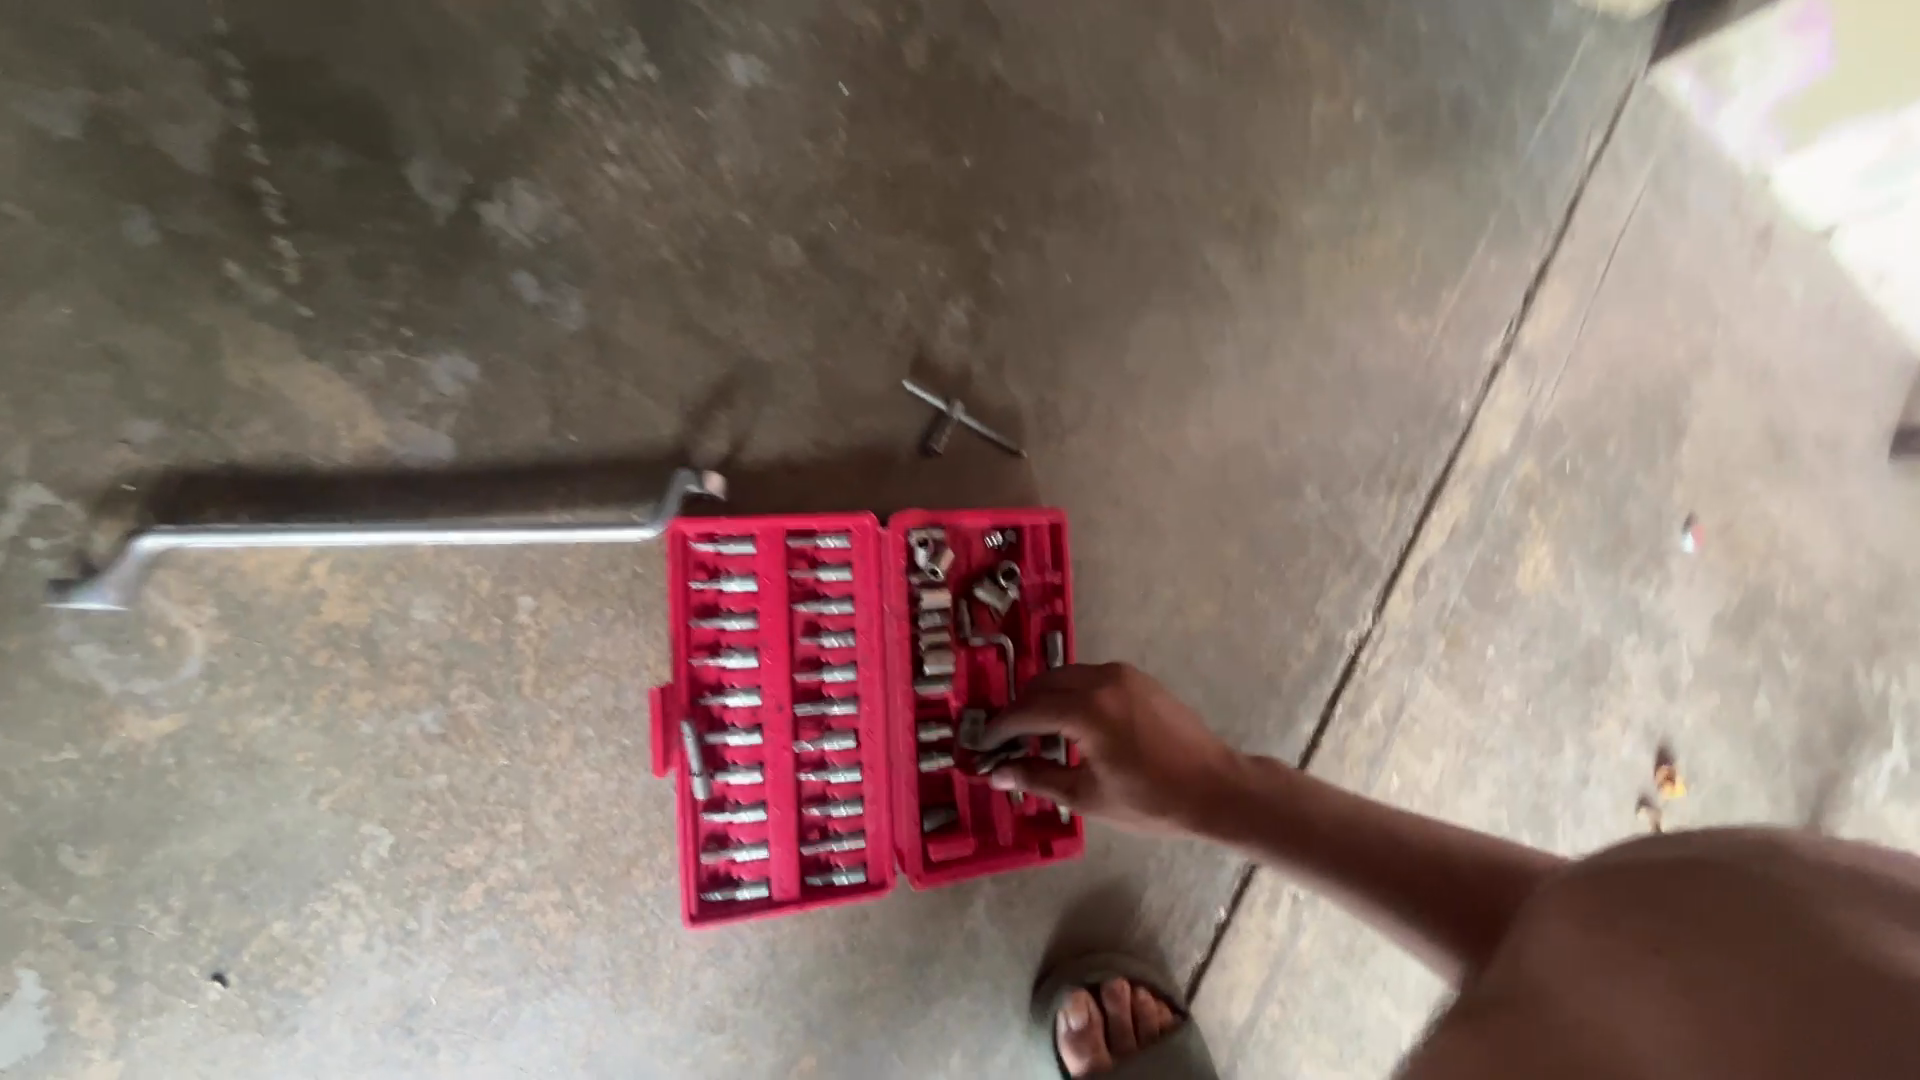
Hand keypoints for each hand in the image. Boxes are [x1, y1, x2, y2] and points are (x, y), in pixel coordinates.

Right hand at [982, 662, 1249, 833]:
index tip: (983, 744)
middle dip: (1019, 710)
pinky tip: (1071, 724)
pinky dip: (1069, 694)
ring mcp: (1122, 674)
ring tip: (1037, 735)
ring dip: (1044, 699)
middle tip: (1006, 741)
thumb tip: (995, 773)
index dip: (1000, 727)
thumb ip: (1037, 778)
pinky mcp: (1137, 678)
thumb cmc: (1152, 801)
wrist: (1217, 789)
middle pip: (1041, 685)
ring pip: (1064, 677)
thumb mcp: (1087, 796)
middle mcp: (1101, 680)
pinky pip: (1089, 677)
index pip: (1026, 710)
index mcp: (1087, 710)